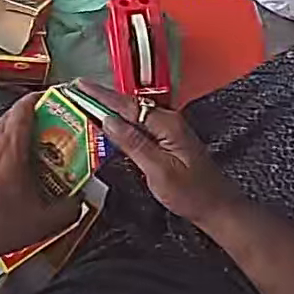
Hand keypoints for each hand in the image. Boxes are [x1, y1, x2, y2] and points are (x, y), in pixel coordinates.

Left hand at [0, 97, 83, 261]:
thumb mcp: (46, 221)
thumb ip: (71, 207)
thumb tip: (80, 201)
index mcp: (8, 149)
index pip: (23, 108)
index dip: (38, 100)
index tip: (48, 101)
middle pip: (8, 121)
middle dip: (28, 125)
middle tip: (44, 136)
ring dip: (8, 144)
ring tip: (22, 163)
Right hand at [76, 80, 241, 224]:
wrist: (216, 207)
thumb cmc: (191, 194)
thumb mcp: (158, 170)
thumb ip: (133, 143)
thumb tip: (109, 121)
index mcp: (167, 124)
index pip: (126, 105)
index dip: (100, 95)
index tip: (80, 86)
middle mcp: (168, 121)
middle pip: (128, 105)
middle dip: (101, 98)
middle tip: (77, 92)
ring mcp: (168, 130)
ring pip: (132, 115)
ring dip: (109, 109)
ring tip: (86, 104)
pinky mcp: (166, 139)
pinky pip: (138, 125)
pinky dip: (120, 122)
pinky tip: (108, 125)